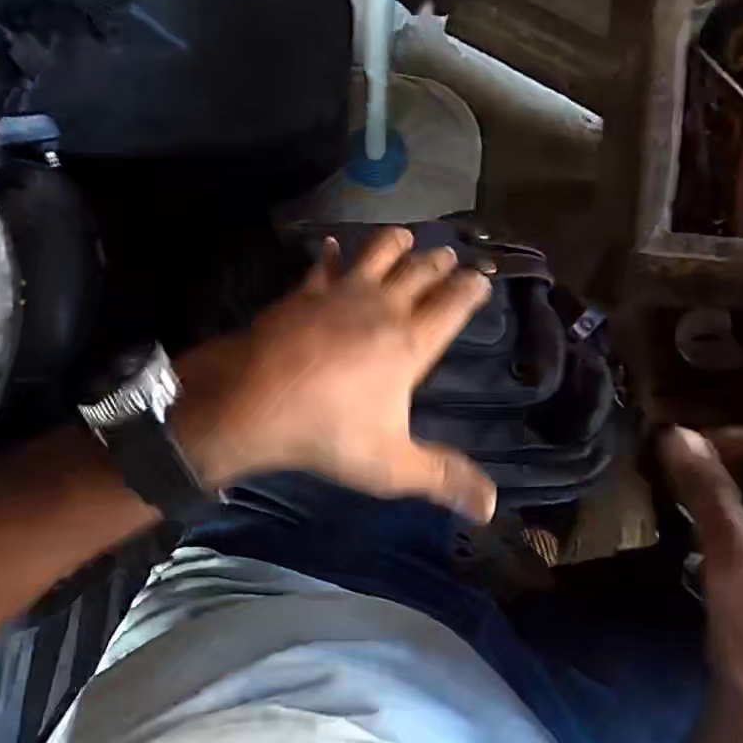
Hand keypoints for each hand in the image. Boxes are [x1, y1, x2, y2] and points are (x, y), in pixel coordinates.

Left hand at [169, 227, 499, 520]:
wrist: (252, 403)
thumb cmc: (328, 432)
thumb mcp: (391, 466)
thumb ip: (442, 479)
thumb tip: (490, 508)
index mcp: (410, 344)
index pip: (452, 307)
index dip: (470, 290)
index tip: (482, 277)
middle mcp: (381, 309)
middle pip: (419, 275)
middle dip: (439, 264)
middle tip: (451, 255)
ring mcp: (339, 295)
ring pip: (376, 256)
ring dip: (394, 244)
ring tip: (406, 235)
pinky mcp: (303, 294)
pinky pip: (323, 266)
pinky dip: (331, 254)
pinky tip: (331, 245)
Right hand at [658, 427, 742, 742]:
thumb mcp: (735, 563)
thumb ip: (707, 493)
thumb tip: (672, 432)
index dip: (733, 441)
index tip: (679, 449)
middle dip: (726, 465)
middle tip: (671, 470)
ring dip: (723, 488)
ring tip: (676, 491)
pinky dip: (730, 513)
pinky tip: (696, 519)